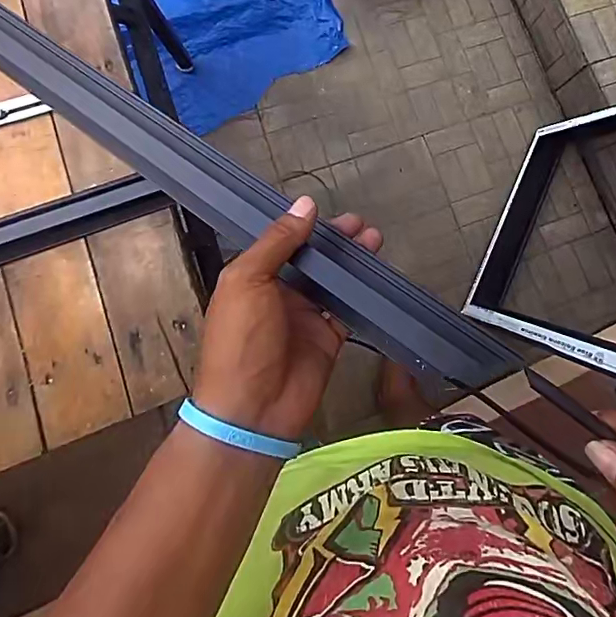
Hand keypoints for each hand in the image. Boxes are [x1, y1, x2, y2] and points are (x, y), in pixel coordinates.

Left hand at [192, 196, 382, 441]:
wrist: (252, 410)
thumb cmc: (239, 342)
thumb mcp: (248, 280)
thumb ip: (278, 242)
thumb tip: (304, 206)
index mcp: (253, 276)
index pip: (282, 242)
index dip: (304, 225)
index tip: (326, 211)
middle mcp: (279, 293)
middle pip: (312, 259)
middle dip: (334, 241)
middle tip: (359, 224)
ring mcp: (304, 316)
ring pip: (332, 280)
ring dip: (351, 261)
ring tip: (372, 239)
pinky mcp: (327, 338)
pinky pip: (347, 309)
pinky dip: (361, 292)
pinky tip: (376, 274)